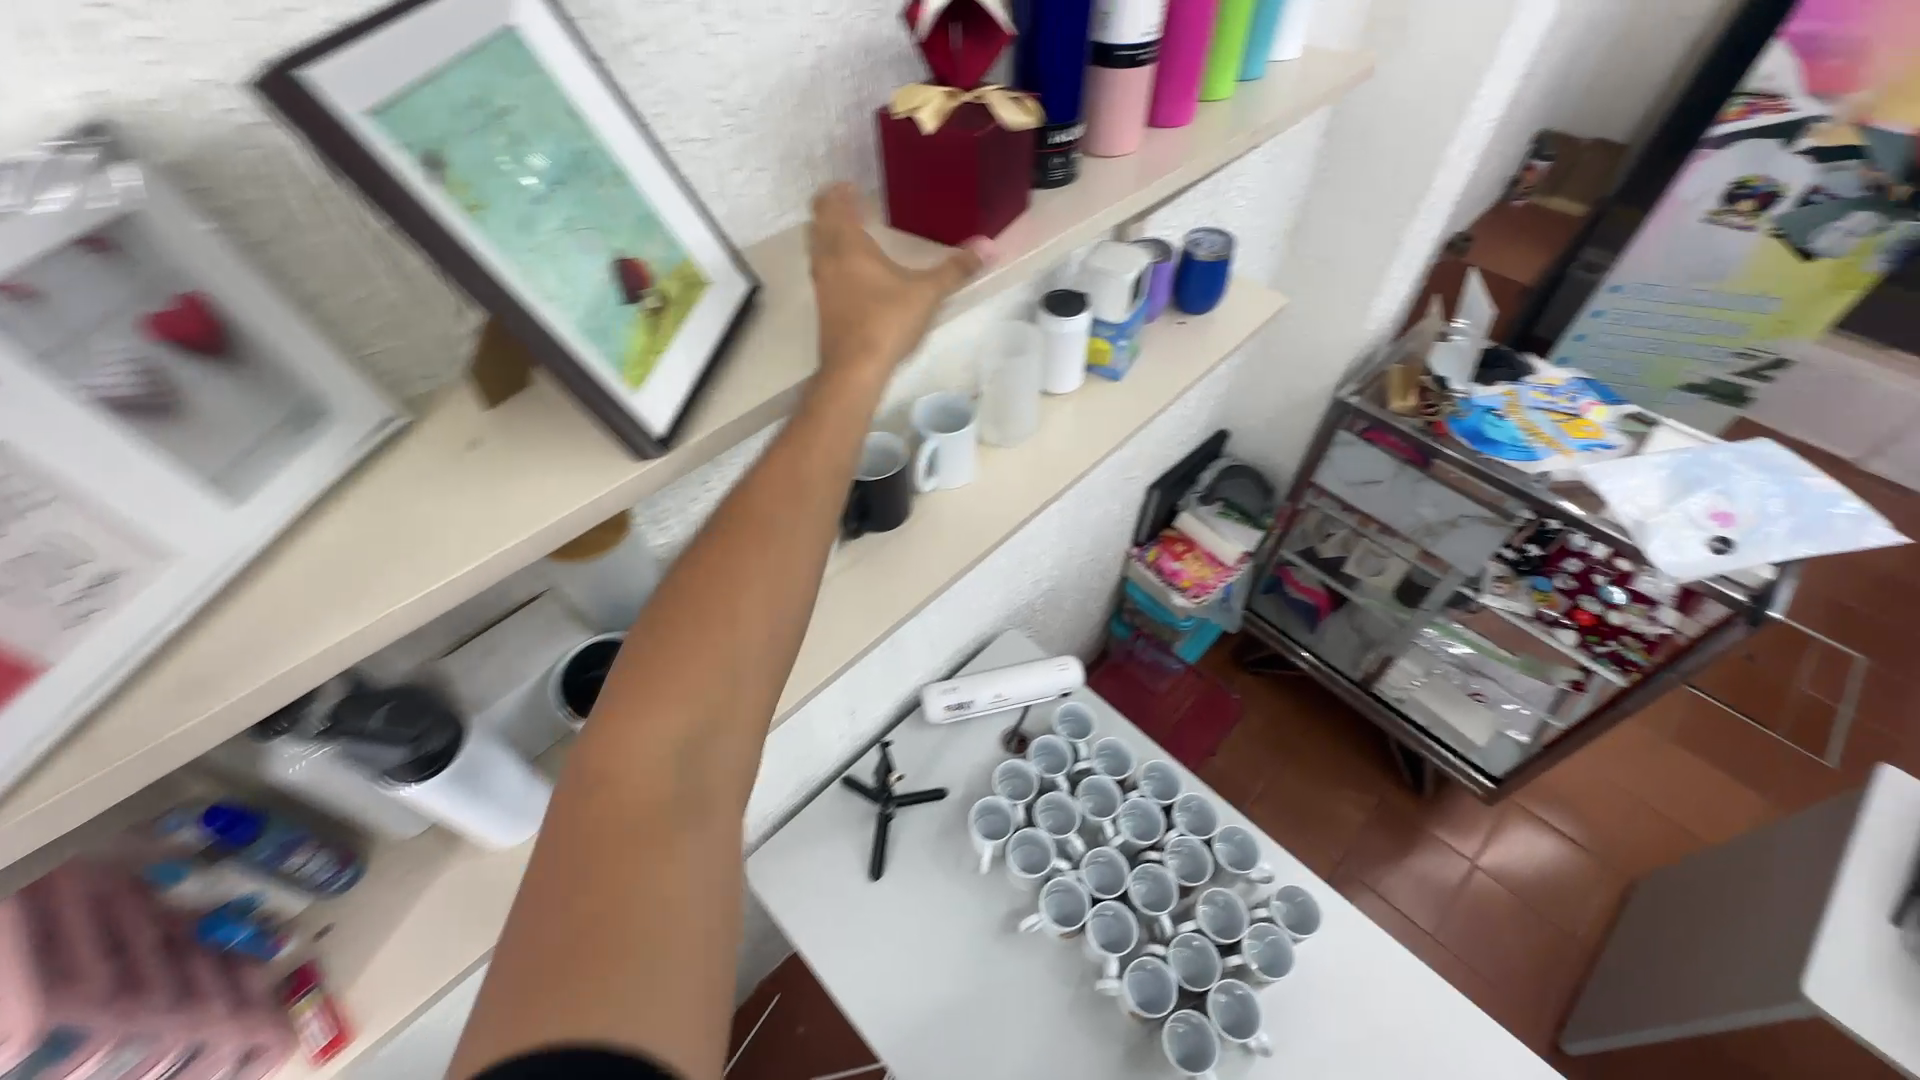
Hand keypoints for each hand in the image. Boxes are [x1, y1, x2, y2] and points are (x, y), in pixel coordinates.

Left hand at [807, 183, 988, 385]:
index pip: (833, 206)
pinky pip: (822, 272)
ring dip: (826, 236)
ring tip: (847, 234)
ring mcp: (821, 285)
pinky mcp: (823, 308)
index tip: (850, 186)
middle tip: (846, 203)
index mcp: (849, 245)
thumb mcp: (927, 293)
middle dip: (829, 210)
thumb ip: (955, 269)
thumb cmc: (887, 322)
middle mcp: (828, 259)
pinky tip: (849, 274)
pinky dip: (831, 262)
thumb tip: (988, 247)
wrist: (854, 369)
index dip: (839, 193)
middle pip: (818, 223)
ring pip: (816, 249)